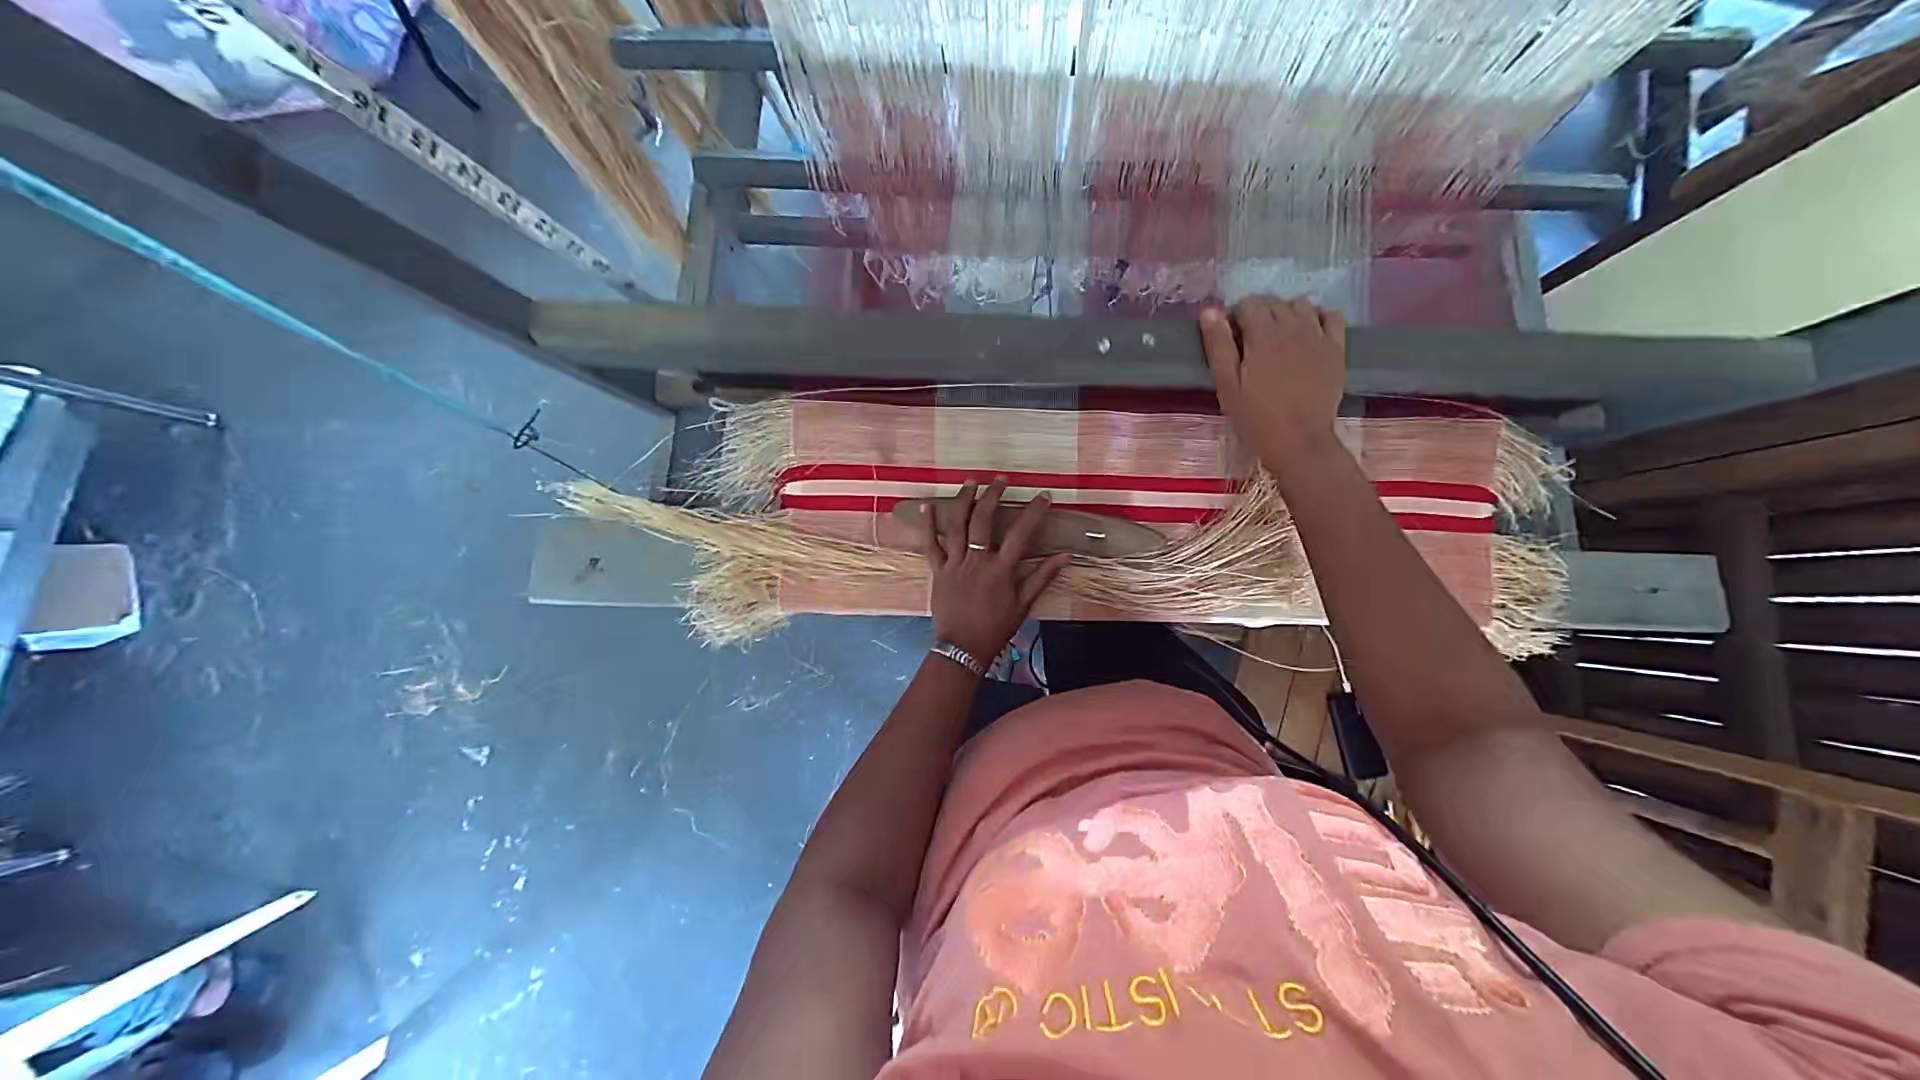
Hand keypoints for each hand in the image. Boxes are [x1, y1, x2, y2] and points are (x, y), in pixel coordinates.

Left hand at [923, 477, 1070, 664]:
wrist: (963, 647)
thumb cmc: (996, 627)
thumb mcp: (1024, 604)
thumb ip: (1042, 577)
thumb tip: (1065, 556)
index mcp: (1001, 570)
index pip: (1021, 534)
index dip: (1033, 512)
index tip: (1043, 496)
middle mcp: (977, 561)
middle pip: (984, 521)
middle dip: (993, 497)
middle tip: (1000, 481)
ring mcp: (955, 564)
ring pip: (957, 525)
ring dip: (964, 501)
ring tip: (971, 482)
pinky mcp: (938, 571)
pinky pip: (930, 544)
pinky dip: (928, 525)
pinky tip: (928, 506)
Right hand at [1200, 296, 1347, 477]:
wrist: (1299, 441)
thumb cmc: (1256, 418)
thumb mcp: (1227, 386)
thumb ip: (1218, 346)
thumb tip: (1210, 311)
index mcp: (1263, 336)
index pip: (1248, 304)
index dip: (1235, 316)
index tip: (1230, 337)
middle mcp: (1293, 327)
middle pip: (1274, 301)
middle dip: (1258, 313)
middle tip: (1249, 340)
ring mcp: (1318, 336)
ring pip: (1301, 305)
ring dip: (1285, 312)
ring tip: (1277, 336)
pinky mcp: (1336, 348)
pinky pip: (1331, 316)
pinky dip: (1317, 317)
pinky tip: (1308, 333)